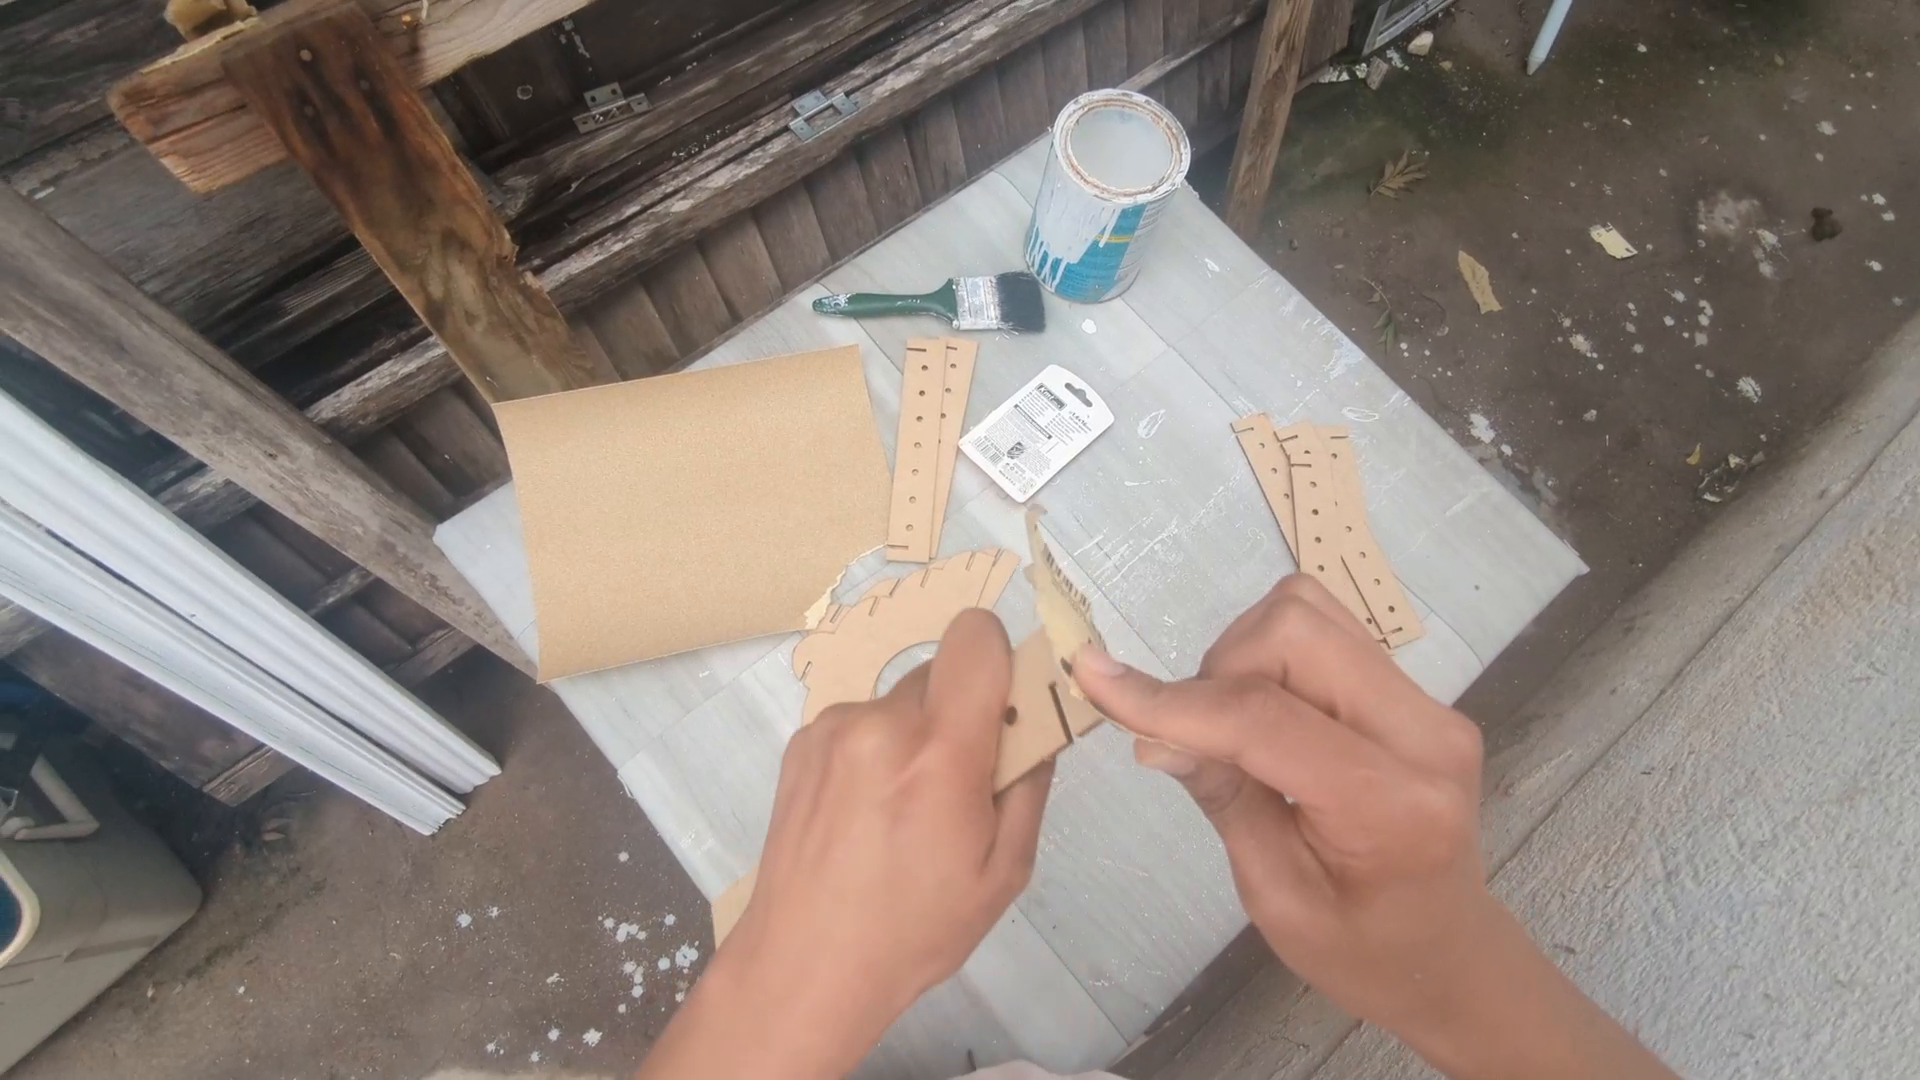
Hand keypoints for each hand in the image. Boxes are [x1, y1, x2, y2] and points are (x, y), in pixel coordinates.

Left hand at [639, 609, 1053, 1079]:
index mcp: (938, 750)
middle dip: (960, 710)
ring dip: (915, 732)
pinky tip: (863, 809)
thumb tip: (1035, 724)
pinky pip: (861, 720)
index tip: (1002, 707)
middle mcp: (880, 721)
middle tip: (957, 778)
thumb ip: (1030, 781)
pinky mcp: (801, 740)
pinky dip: (876, 747)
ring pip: (901, 698)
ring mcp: (831, 726)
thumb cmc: (915, 927)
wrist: (802, 965)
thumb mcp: (1005, 870)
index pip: (975, 636)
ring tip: (902, 804)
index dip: (997, 657)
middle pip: (941, 669)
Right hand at [1075, 576, 1676, 1079]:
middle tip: (1198, 734)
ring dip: (1241, 654)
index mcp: (1391, 804)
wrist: (1449, 952)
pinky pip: (1321, 622)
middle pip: (1292, 630)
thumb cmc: (1361, 949)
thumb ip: (1218, 795)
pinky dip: (1266, 647)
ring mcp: (1425, 700)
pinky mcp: (1410, 687)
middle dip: (1218, 670)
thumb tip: (1149, 729)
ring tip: (1233, 724)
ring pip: (1305, 610)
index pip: (1262, 718)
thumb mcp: (1273, 895)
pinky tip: (1263, 705)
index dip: (1170, 700)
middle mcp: (1423, 731)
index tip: (1094, 678)